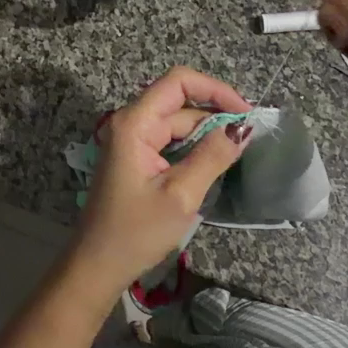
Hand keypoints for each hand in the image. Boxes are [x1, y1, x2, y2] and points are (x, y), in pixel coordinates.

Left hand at [64, 67, 253, 299]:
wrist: (98, 265)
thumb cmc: (136, 231)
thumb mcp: (181, 195)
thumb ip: (212, 156)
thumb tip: (243, 128)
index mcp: (134, 123)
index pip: (178, 82)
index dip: (215, 89)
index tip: (245, 112)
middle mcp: (130, 123)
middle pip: (179, 101)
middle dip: (215, 112)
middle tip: (249, 135)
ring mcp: (131, 140)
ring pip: (176, 121)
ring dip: (207, 130)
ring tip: (238, 147)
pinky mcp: (135, 157)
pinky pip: (169, 139)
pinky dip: (193, 144)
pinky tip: (215, 158)